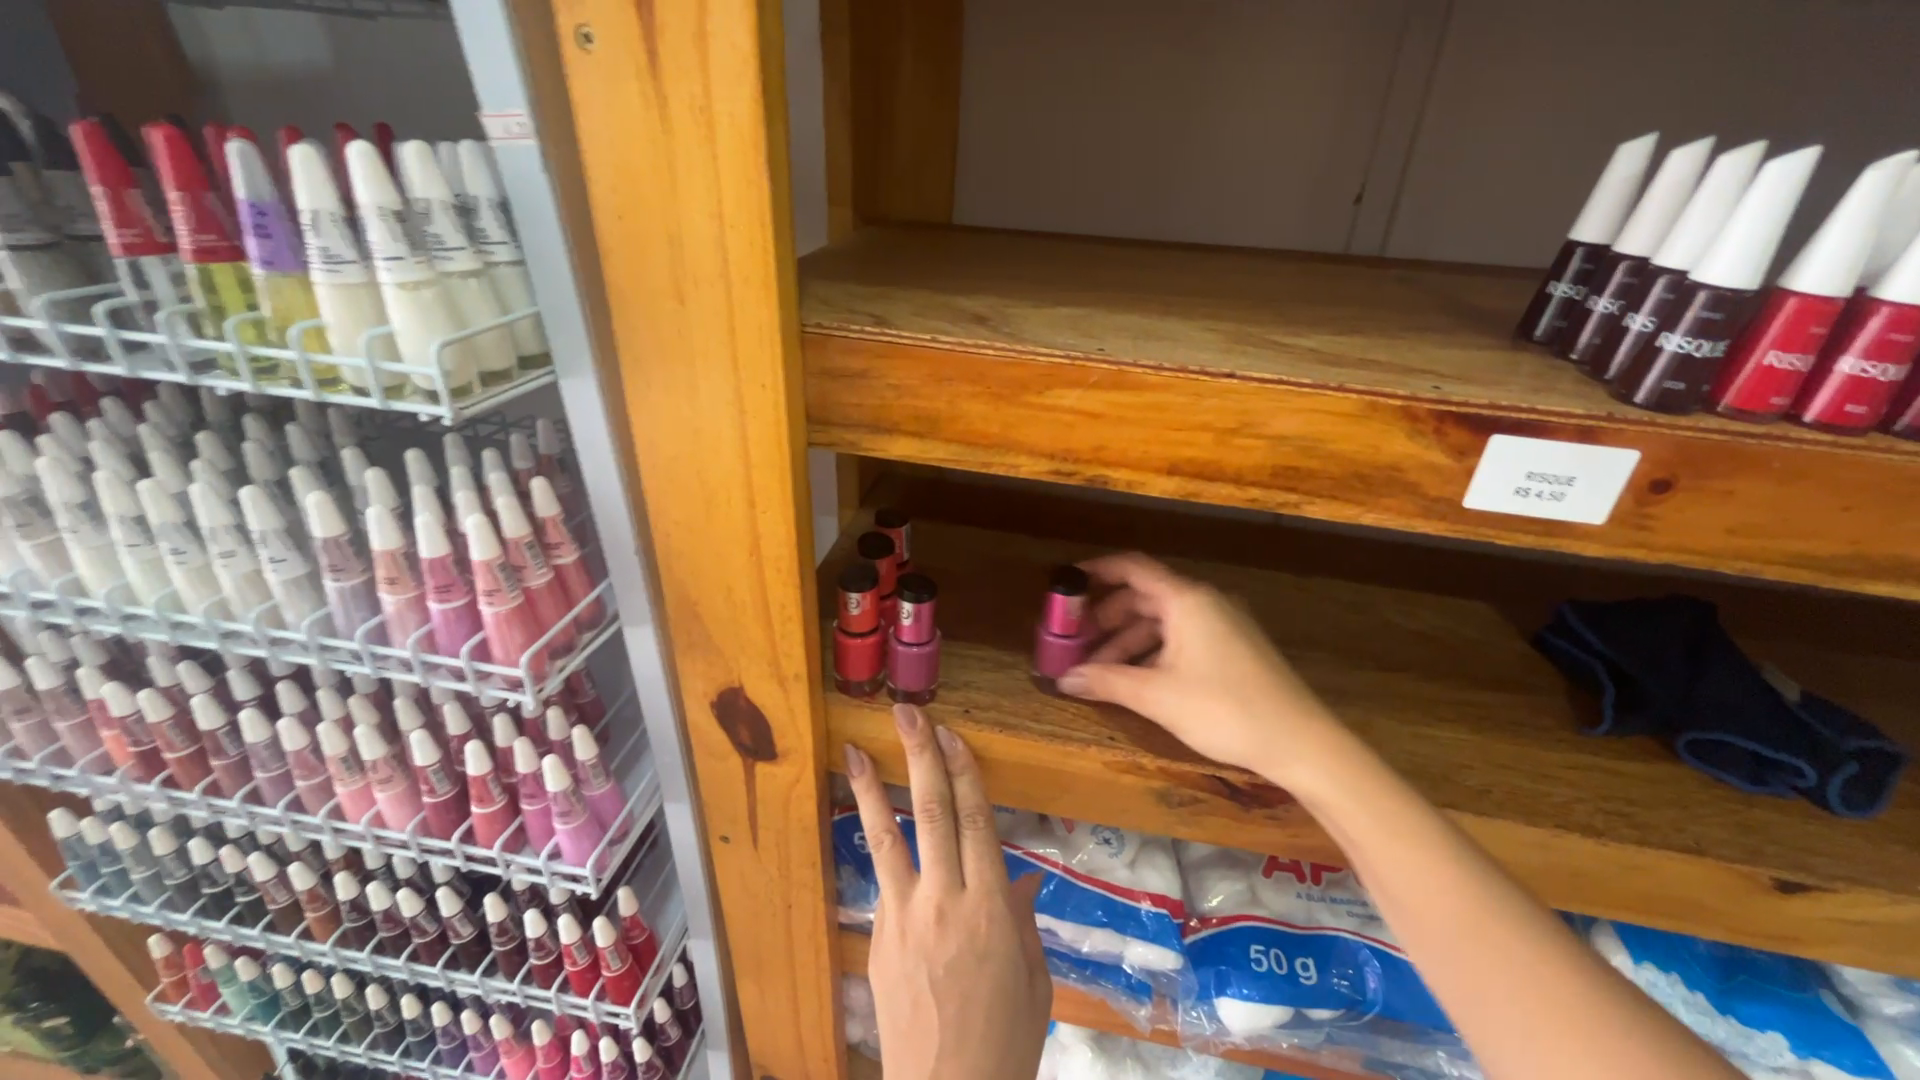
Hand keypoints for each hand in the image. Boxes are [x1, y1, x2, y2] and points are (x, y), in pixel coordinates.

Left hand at [844, 704, 1051, 1079]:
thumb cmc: (1006, 1040)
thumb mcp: (1033, 979)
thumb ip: (1021, 920)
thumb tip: (1016, 877)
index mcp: (992, 907)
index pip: (977, 820)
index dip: (964, 772)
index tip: (951, 735)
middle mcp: (945, 899)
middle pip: (931, 813)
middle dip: (920, 757)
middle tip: (907, 714)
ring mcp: (904, 916)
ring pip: (886, 836)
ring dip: (871, 788)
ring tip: (856, 750)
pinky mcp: (879, 937)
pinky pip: (883, 880)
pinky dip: (876, 845)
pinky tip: (870, 821)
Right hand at [1056, 553, 1349, 785]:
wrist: (1299, 741)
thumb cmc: (1223, 709)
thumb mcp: (1157, 696)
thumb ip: (1107, 681)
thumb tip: (1063, 679)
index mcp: (1187, 600)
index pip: (1133, 568)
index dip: (1098, 571)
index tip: (1067, 583)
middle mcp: (1205, 602)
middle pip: (1145, 596)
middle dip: (1107, 617)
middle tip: (1076, 641)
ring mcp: (1222, 625)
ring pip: (1163, 621)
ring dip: (1128, 641)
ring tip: (1099, 671)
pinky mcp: (1233, 648)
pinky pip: (1181, 638)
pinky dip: (1153, 652)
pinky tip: (1136, 680)